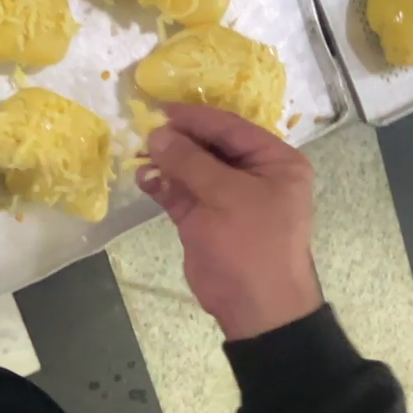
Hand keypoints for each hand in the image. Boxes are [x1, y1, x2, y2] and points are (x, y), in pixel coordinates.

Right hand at [136, 105, 322, 340]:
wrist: (255, 304)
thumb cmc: (252, 243)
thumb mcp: (225, 196)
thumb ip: (190, 162)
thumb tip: (157, 134)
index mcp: (274, 161)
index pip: (230, 128)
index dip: (195, 118)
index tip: (159, 108)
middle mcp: (251, 175)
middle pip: (209, 147)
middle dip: (177, 140)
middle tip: (143, 131)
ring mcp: (226, 198)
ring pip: (191, 170)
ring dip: (166, 162)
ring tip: (138, 154)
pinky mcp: (204, 220)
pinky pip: (181, 194)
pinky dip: (162, 186)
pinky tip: (143, 178)